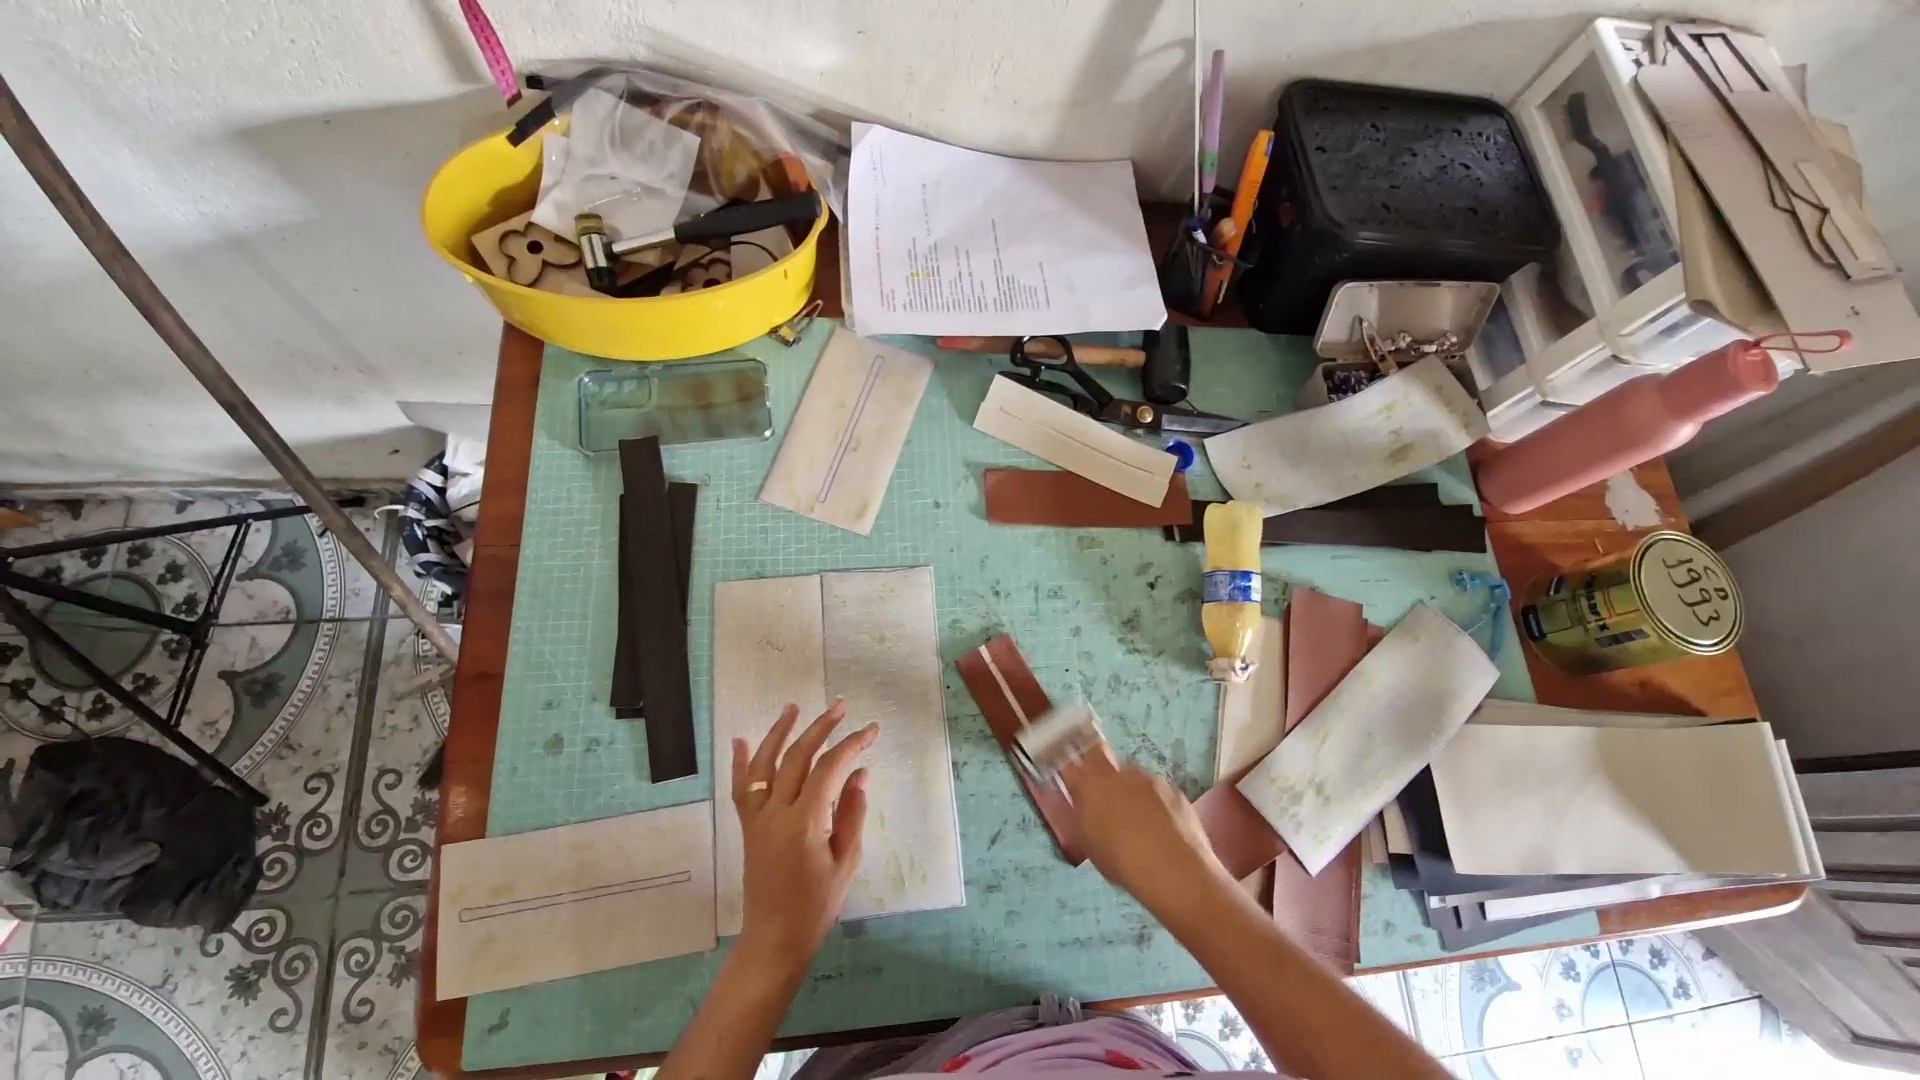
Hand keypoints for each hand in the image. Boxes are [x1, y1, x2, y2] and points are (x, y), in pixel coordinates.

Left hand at [730, 699, 876, 969]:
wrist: (775, 938)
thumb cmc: (817, 905)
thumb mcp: (846, 861)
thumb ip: (852, 814)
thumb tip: (860, 773)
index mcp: (805, 823)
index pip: (829, 770)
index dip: (851, 745)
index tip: (871, 730)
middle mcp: (776, 813)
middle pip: (797, 757)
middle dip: (820, 728)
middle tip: (840, 707)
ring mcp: (757, 819)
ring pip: (765, 764)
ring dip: (779, 732)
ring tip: (793, 707)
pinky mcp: (748, 827)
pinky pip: (742, 788)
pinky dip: (741, 762)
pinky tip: (741, 739)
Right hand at [1059, 744, 1232, 913]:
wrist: (1173, 869)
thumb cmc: (1121, 860)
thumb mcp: (1088, 843)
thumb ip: (1078, 817)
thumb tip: (1073, 805)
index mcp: (1090, 786)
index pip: (1072, 762)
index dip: (1073, 769)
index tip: (1074, 781)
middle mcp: (1118, 774)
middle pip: (1101, 755)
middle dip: (1100, 770)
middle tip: (1105, 797)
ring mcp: (1148, 779)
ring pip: (1133, 776)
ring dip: (1131, 789)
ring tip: (1139, 820)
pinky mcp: (1174, 789)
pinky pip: (1158, 790)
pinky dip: (1156, 802)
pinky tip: (1162, 826)